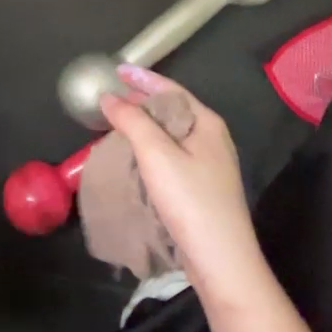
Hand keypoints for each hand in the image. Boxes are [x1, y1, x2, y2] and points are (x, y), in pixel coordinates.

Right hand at [99, 66, 267, 300]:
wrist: (221, 261)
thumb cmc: (190, 200)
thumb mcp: (156, 154)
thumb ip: (132, 121)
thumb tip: (109, 97)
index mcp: (207, 123)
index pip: (171, 90)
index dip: (142, 79)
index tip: (116, 70)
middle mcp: (212, 139)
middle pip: (172, 110)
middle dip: (142, 101)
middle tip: (111, 97)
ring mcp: (209, 165)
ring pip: (171, 135)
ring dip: (144, 126)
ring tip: (116, 123)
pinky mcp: (201, 188)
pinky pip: (171, 156)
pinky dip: (150, 149)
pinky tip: (133, 157)